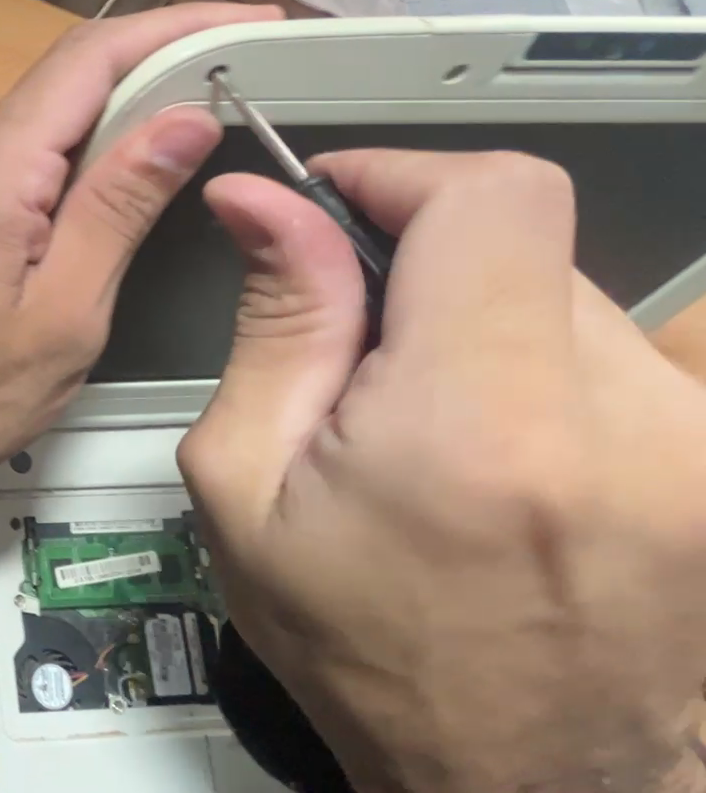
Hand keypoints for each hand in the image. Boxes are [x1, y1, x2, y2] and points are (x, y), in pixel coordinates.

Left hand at [0, 2, 280, 536]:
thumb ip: (120, 206)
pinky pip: (22, 143)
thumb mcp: (66, 310)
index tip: (256, 23)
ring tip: (211, 108)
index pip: (85, 60)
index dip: (175, 29)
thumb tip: (186, 117)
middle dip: (159, 61)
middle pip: (65, 75)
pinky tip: (133, 156)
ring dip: (124, 101)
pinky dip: (83, 140)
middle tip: (252, 67)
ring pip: (46, 108)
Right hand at [181, 149, 705, 792]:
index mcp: (480, 425)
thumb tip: (262, 206)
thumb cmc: (350, 639)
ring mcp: (701, 448)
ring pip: (552, 296)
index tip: (323, 197)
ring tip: (398, 417)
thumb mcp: (244, 480)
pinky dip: (510, 363)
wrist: (517, 780)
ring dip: (456, 320)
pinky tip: (465, 446)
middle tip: (331, 345)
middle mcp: (629, 425)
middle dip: (404, 264)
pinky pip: (596, 352)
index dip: (396, 173)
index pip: (491, 201)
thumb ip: (272, 327)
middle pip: (514, 244)